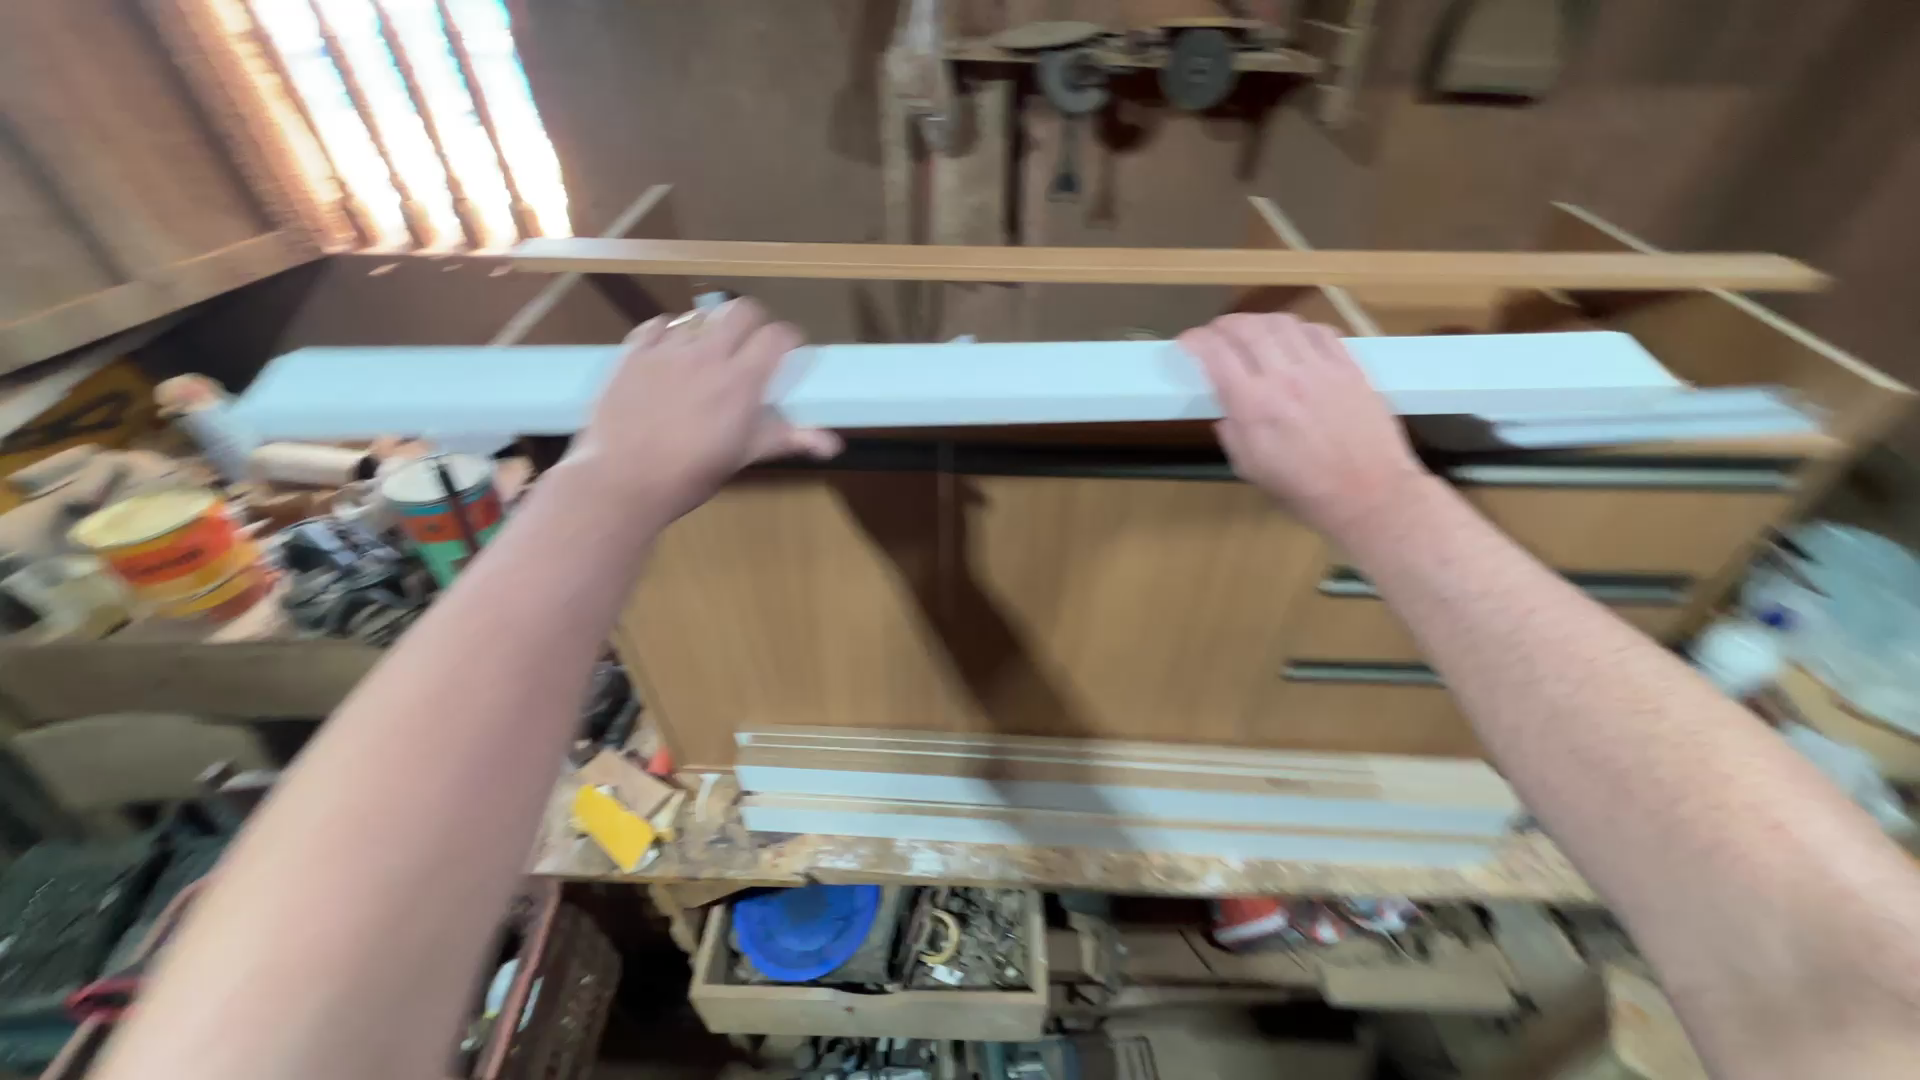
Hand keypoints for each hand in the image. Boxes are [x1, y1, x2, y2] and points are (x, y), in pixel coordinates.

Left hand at [563, 299, 840, 517]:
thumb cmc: (690, 475)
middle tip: (750, 345)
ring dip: (710, 328)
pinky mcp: (632, 354)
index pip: (778, 336)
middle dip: (752, 322)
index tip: (787, 353)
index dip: (788, 340)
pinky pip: (656, 325)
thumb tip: (833, 445)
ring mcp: (666, 351)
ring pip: (698, 316)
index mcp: (741, 381)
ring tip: (707, 352)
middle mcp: (707, 355)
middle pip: (740, 310)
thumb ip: (788, 440)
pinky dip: (669, 333)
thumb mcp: (744, 457)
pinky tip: (669, 352)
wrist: (622, 481)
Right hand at [1179, 313, 1429, 538]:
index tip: (1186, 342)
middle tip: (1214, 333)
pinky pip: (1320, 332)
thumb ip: (1232, 433)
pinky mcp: (1350, 368)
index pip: (1216, 355)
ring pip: (1283, 323)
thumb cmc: (1303, 491)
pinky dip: (1298, 328)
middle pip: (1247, 329)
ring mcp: (1321, 369)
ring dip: (1258, 322)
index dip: (1194, 341)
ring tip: (1250, 332)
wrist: (1369, 494)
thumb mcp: (1250, 469)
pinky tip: (1292, 339)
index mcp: (1253, 406)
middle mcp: (1284, 378)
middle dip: (1222, 325)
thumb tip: (1225, 411)